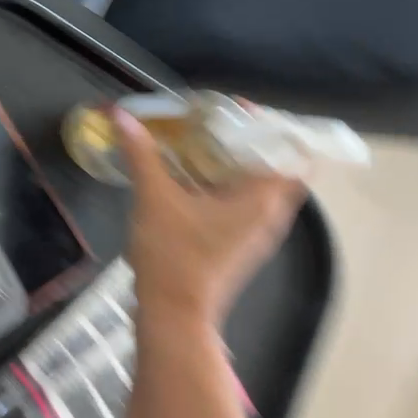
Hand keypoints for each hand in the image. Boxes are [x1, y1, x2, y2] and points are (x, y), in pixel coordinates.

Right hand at [118, 109, 306, 325]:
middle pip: (276, 166)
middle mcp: (269, 213)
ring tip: (197, 137)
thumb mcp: (153, 197)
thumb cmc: (174, 251)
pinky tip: (187, 171)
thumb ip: (141, 153)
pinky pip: (240, 198)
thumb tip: (121, 114)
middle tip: (212, 117)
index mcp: (263, 199)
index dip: (275, 127)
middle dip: (248, 139)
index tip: (239, 108)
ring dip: (233, 159)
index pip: (296, 155)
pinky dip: (222, 178)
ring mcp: (254, 229)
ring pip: (257, 183)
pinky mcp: (235, 239)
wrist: (174, 309)